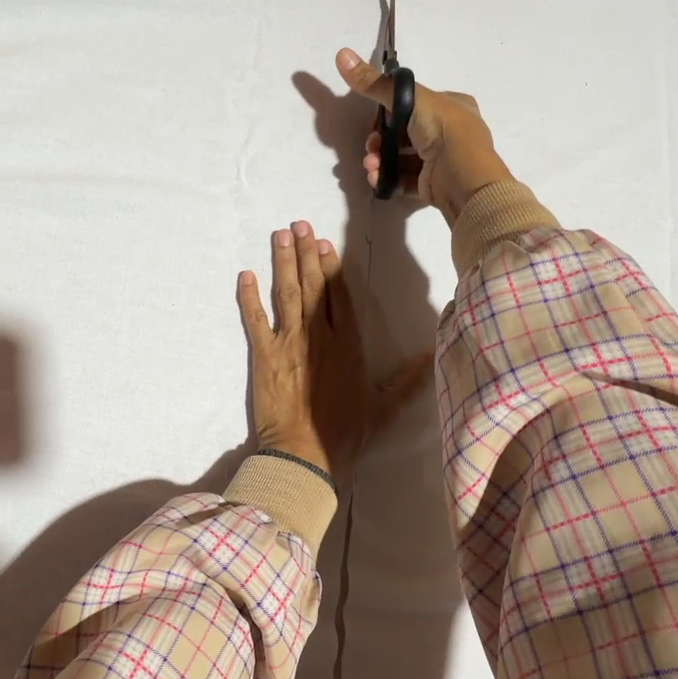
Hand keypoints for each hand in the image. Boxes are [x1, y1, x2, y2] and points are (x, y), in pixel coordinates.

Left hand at [235, 219, 431, 482]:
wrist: (307, 454)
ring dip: (282, 262)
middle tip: (299, 224)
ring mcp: (290, 344)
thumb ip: (408, 379)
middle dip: (305, 253)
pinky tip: (244, 274)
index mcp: (348, 345)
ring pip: (286, 294)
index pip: (339, 296)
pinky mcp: (263, 356)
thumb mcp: (385, 407)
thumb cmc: (346, 434)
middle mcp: (319, 336)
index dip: (331, 267)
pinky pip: (254, 320)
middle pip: (312, 286)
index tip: (325, 243)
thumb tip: (433, 355)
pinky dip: (248, 297)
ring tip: (279, 235)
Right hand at [335, 47, 513, 226]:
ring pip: (401, 157)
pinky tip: (376, 178)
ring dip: (380, 160)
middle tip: (371, 147)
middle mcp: (448, 131)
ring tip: (371, 165)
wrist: (465, 178)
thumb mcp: (409, 99)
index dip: (389, 112)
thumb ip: (375, 84)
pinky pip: (404, 178)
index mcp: (451, 105)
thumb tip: (341, 53)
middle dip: (380, 141)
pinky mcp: (432, 183)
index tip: (373, 121)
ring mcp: (441, 160)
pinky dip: (387, 178)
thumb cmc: (444, 130)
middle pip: (403, 133)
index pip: (413, 104)